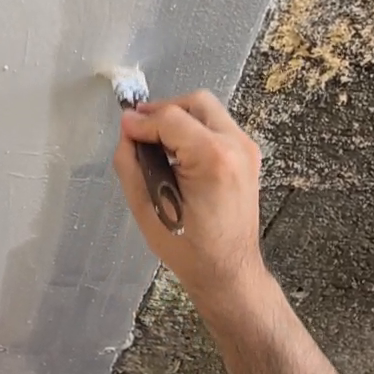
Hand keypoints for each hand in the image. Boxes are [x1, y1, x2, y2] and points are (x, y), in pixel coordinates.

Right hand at [113, 90, 267, 303]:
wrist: (228, 271)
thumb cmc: (186, 246)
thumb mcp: (145, 208)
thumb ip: (130, 163)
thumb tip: (128, 130)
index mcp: (213, 158)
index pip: (170, 118)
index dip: (142, 121)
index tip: (124, 130)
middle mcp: (236, 145)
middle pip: (196, 102)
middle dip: (164, 111)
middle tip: (140, 130)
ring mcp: (247, 149)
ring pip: (208, 111)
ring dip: (180, 119)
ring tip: (157, 143)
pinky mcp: (249, 156)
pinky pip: (217, 127)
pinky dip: (194, 130)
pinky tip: (177, 153)